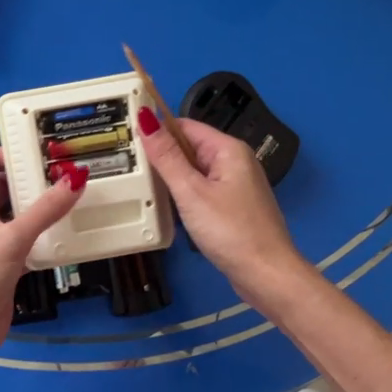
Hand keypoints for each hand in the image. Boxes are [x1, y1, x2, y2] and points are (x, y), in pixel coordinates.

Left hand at [0, 146, 82, 358]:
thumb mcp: (12, 240)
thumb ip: (45, 211)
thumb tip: (76, 178)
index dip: (7, 150)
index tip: (40, 150)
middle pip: (6, 183)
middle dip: (33, 175)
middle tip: (68, 169)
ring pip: (19, 210)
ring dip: (42, 203)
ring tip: (75, 194)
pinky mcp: (8, 261)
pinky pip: (29, 236)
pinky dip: (46, 230)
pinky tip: (69, 229)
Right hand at [137, 109, 304, 306]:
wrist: (265, 274)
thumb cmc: (230, 231)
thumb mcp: (191, 192)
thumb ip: (166, 157)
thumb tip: (145, 117)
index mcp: (228, 149)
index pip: (184, 126)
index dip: (156, 129)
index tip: (126, 138)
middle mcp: (234, 162)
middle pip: (189, 148)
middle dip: (161, 155)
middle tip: (126, 164)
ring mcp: (235, 186)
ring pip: (194, 171)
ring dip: (170, 177)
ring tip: (138, 184)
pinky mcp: (232, 207)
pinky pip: (201, 190)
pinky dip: (183, 195)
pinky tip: (166, 207)